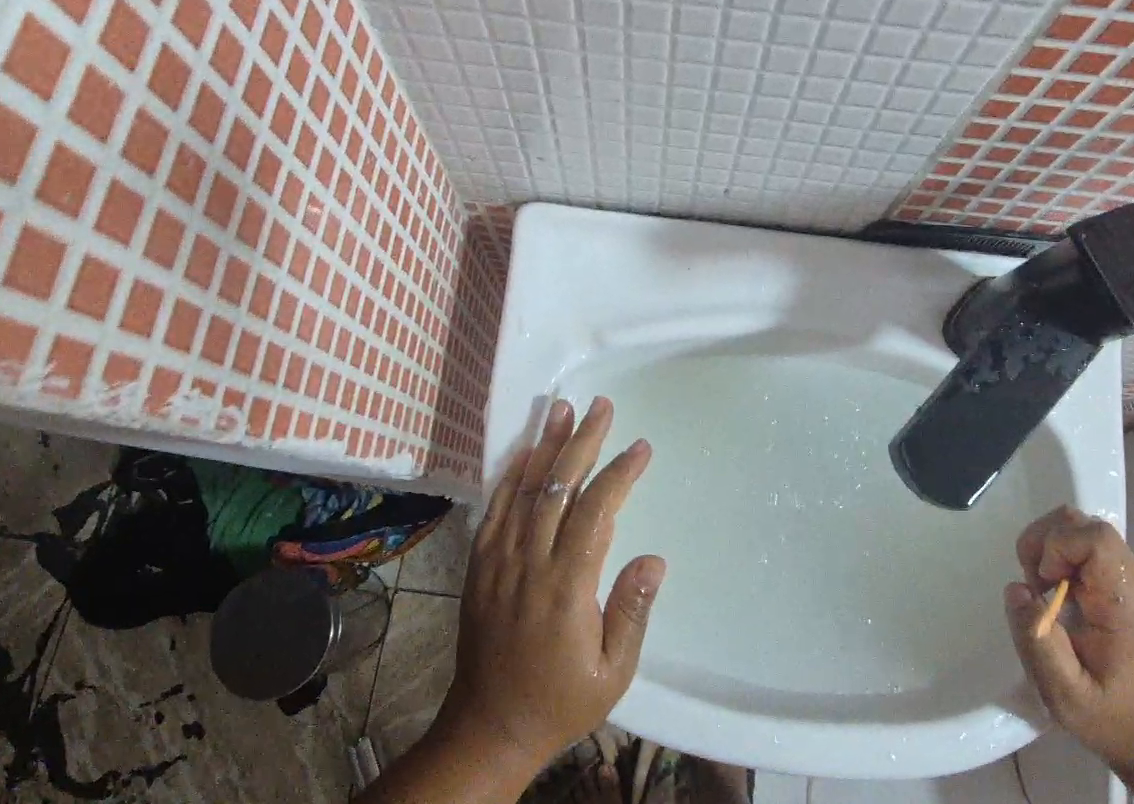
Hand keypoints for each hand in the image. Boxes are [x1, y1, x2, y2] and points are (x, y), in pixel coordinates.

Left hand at [434, 397, 664, 770]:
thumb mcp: (612, 672)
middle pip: (557, 487)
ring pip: (523, 490)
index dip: (618, 474)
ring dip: (545, 446)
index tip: (640, 447)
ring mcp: (498, 560)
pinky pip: (495, 509)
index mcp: (566, 587)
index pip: (595, 512)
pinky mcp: (479, 564)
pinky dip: (511, 475)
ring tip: (563, 409)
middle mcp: (529, 563)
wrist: (489, 726)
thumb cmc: (561, 700)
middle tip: (601, 406)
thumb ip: (632, 613)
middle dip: (582, 442)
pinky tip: (525, 451)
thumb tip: (654, 559)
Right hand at [1003, 507, 1133, 782]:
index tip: (1044, 586)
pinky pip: (1087, 549)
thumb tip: (1017, 589)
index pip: (1096, 537)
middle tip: (1035, 587)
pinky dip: (1060, 560)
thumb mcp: (1066, 694)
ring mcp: (1132, 580)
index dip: (1058, 547)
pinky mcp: (1124, 585)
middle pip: (1084, 524)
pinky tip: (1057, 597)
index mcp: (1126, 603)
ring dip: (1049, 549)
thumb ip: (1038, 642)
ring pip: (1082, 530)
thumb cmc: (1114, 718)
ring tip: (1043, 591)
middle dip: (1045, 543)